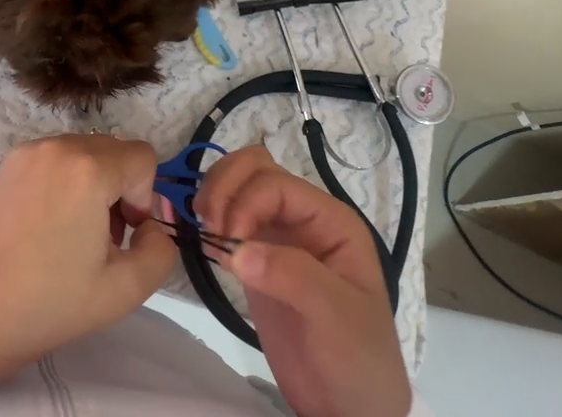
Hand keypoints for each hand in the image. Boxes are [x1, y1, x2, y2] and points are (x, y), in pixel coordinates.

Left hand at [0, 135, 176, 384]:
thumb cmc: (52, 299)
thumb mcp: (126, 288)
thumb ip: (161, 249)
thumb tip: (151, 225)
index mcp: (89, 169)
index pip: (143, 156)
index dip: (145, 195)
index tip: (125, 233)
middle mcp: (59, 147)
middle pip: (114, 150)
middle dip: (120, 188)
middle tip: (103, 236)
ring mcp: (29, 151)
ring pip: (84, 152)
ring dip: (93, 182)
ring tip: (74, 231)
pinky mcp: (9, 162)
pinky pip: (55, 158)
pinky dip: (64, 180)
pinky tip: (48, 223)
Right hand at [195, 144, 411, 416]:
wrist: (348, 408)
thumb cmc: (357, 358)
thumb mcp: (337, 316)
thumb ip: (293, 276)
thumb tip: (237, 249)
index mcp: (331, 221)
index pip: (277, 184)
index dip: (246, 202)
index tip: (230, 242)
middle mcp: (304, 218)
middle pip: (254, 168)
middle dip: (225, 187)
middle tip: (210, 226)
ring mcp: (279, 235)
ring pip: (239, 183)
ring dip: (214, 194)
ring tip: (205, 230)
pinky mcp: (256, 257)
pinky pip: (228, 217)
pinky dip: (209, 218)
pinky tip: (203, 242)